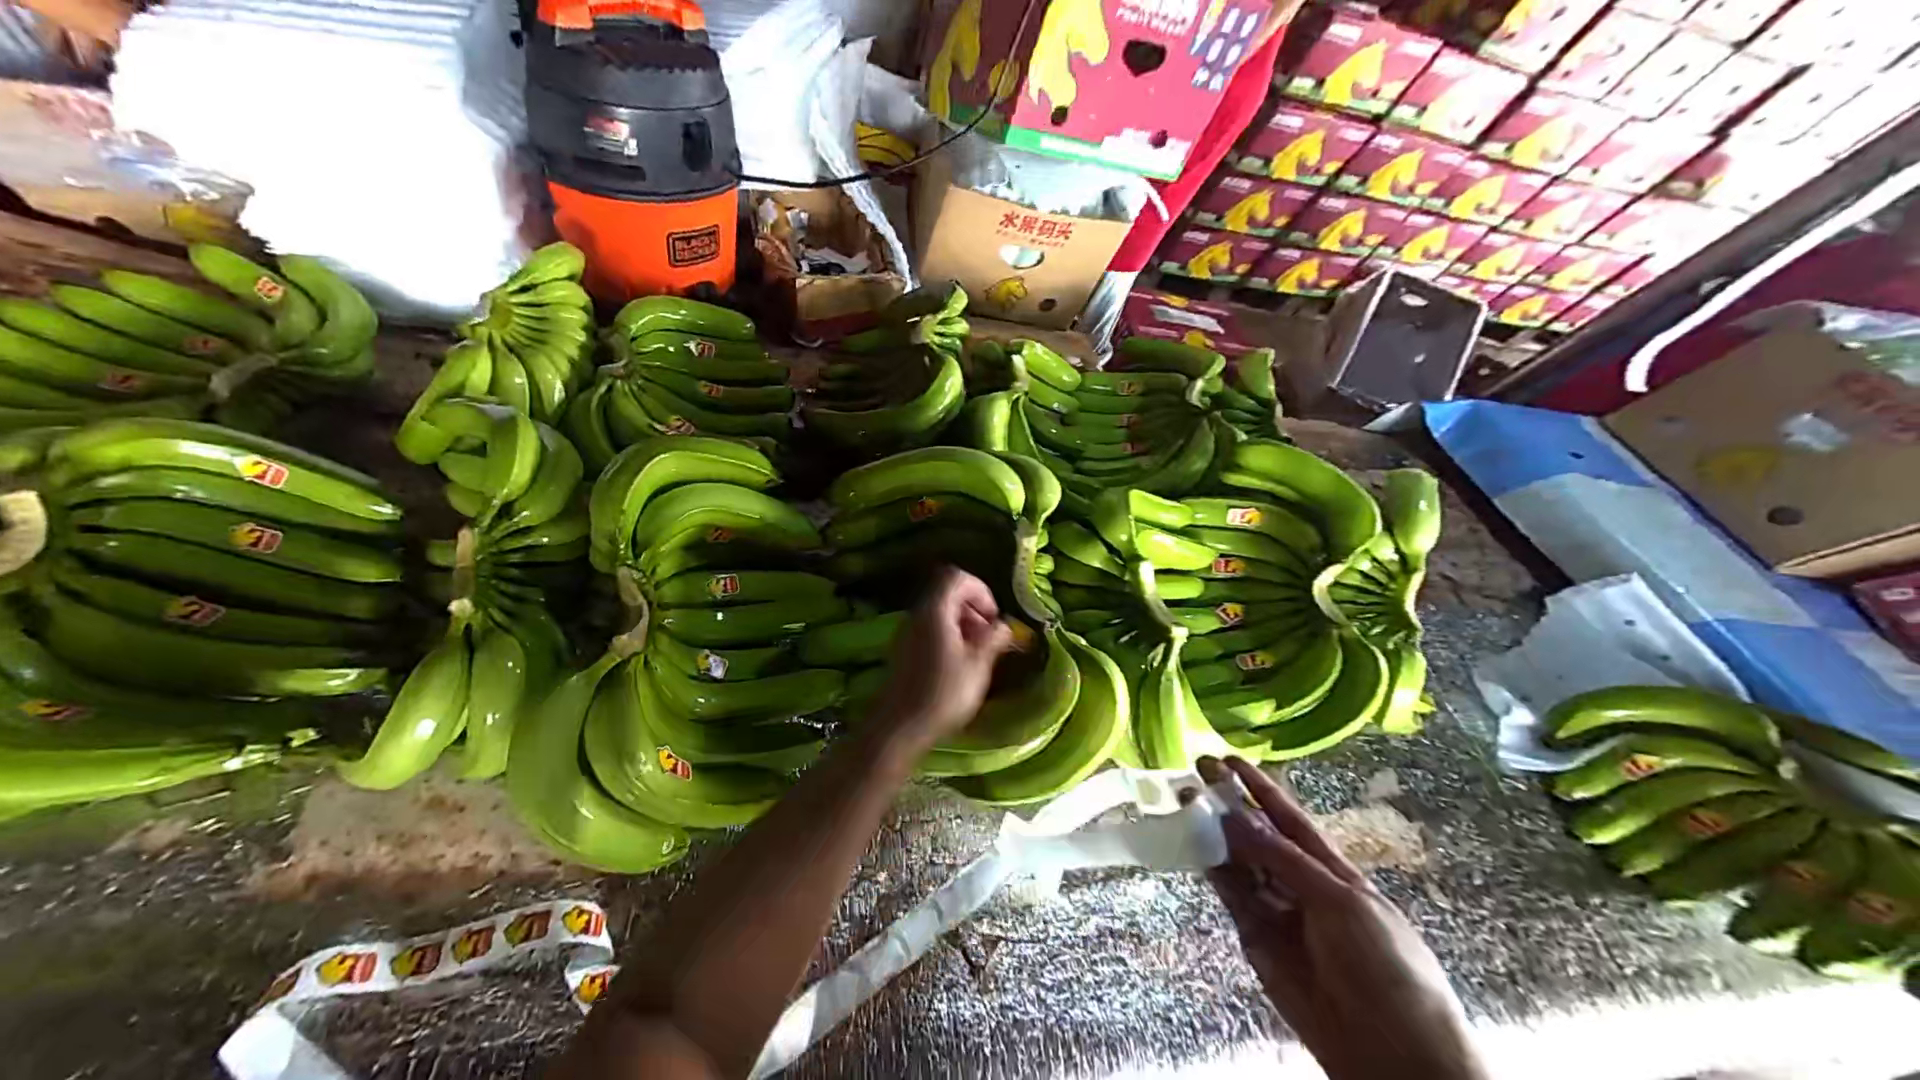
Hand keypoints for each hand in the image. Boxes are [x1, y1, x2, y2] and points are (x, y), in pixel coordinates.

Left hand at [869, 567, 1013, 746]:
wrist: (899, 727)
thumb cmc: (943, 693)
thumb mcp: (978, 665)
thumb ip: (993, 639)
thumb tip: (1004, 626)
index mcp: (935, 610)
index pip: (957, 577)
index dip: (981, 591)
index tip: (994, 618)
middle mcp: (917, 614)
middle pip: (947, 593)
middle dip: (974, 608)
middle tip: (990, 635)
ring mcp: (907, 632)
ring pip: (939, 613)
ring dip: (963, 624)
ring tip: (979, 652)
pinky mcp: (904, 651)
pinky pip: (930, 630)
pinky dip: (949, 637)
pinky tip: (960, 664)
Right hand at [1200, 757, 1486, 1079]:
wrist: (1392, 1051)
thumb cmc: (1385, 966)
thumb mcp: (1342, 903)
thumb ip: (1285, 860)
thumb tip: (1235, 817)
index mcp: (1332, 870)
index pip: (1290, 818)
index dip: (1261, 788)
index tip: (1229, 760)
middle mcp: (1300, 883)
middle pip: (1258, 836)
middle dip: (1229, 805)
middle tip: (1195, 775)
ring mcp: (1276, 910)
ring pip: (1239, 862)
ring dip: (1214, 833)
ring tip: (1185, 802)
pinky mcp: (1255, 937)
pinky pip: (1231, 896)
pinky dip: (1211, 870)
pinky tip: (1193, 844)